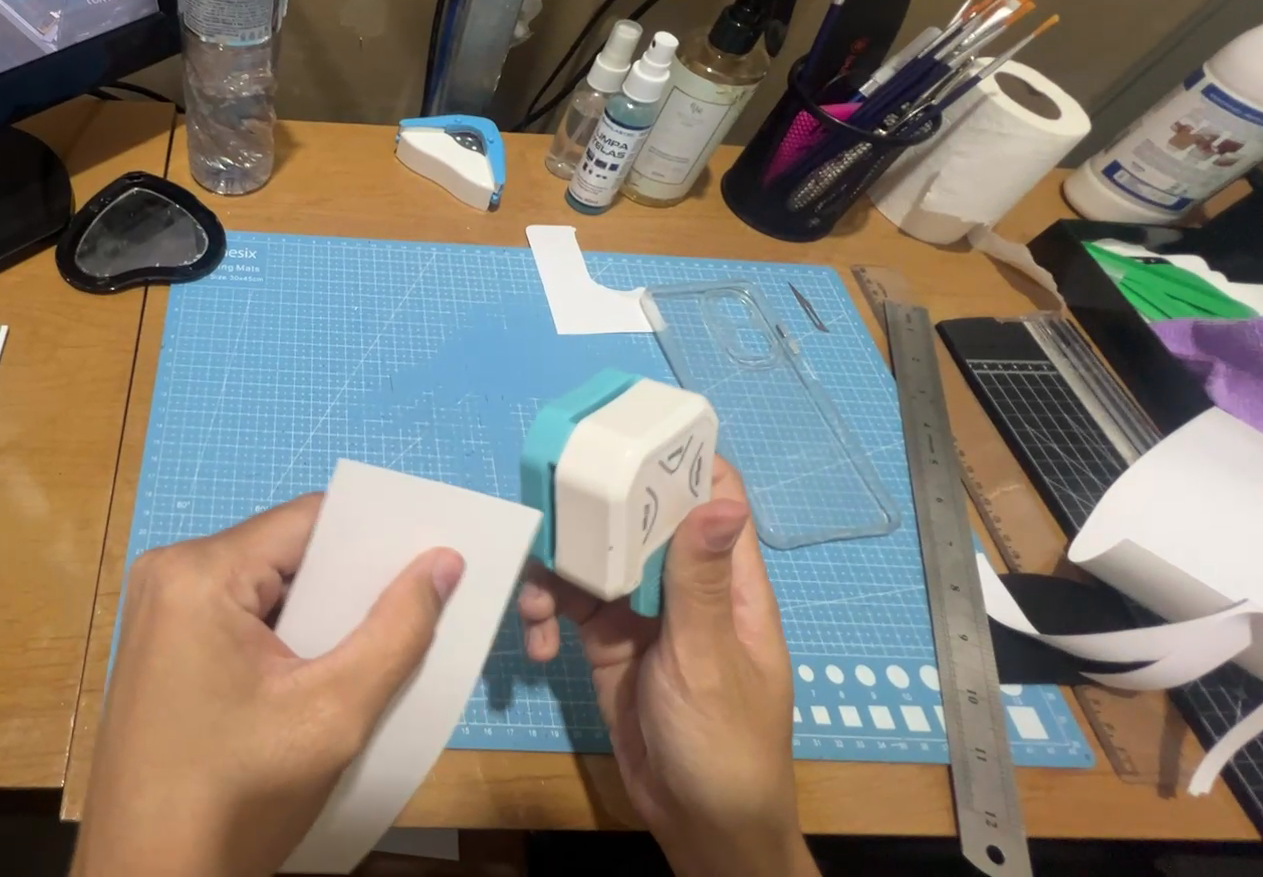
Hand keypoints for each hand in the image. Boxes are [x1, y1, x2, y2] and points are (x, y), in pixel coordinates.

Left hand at [73, 495, 464, 876]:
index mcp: (200, 571)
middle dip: (348, 579)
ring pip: (267, 579)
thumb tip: (444, 562)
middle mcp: (172, 569)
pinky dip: (285, 628)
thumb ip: (397, 631)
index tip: (428, 555)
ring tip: (372, 637)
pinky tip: (319, 663)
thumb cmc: (237, 798)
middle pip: (285, 549)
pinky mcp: (163, 636)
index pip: (307, 521)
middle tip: (412, 603)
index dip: (373, 535)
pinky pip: (241, 608)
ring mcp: (161, 603)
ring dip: (318, 607)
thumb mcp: (332, 716)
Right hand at [518, 459, 814, 876]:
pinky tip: (540, 647)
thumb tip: (718, 497)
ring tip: (537, 608)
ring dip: (554, 576)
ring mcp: (638, 609)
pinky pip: (565, 604)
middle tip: (547, 513)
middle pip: (635, 520)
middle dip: (591, 516)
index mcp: (725, 580)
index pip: (713, 497)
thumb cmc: (724, 744)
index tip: (627, 437)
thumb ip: (701, 582)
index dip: (679, 461)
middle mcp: (680, 583)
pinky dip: (545, 616)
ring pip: (589, 560)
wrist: (694, 824)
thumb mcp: (710, 660)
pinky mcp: (603, 637)